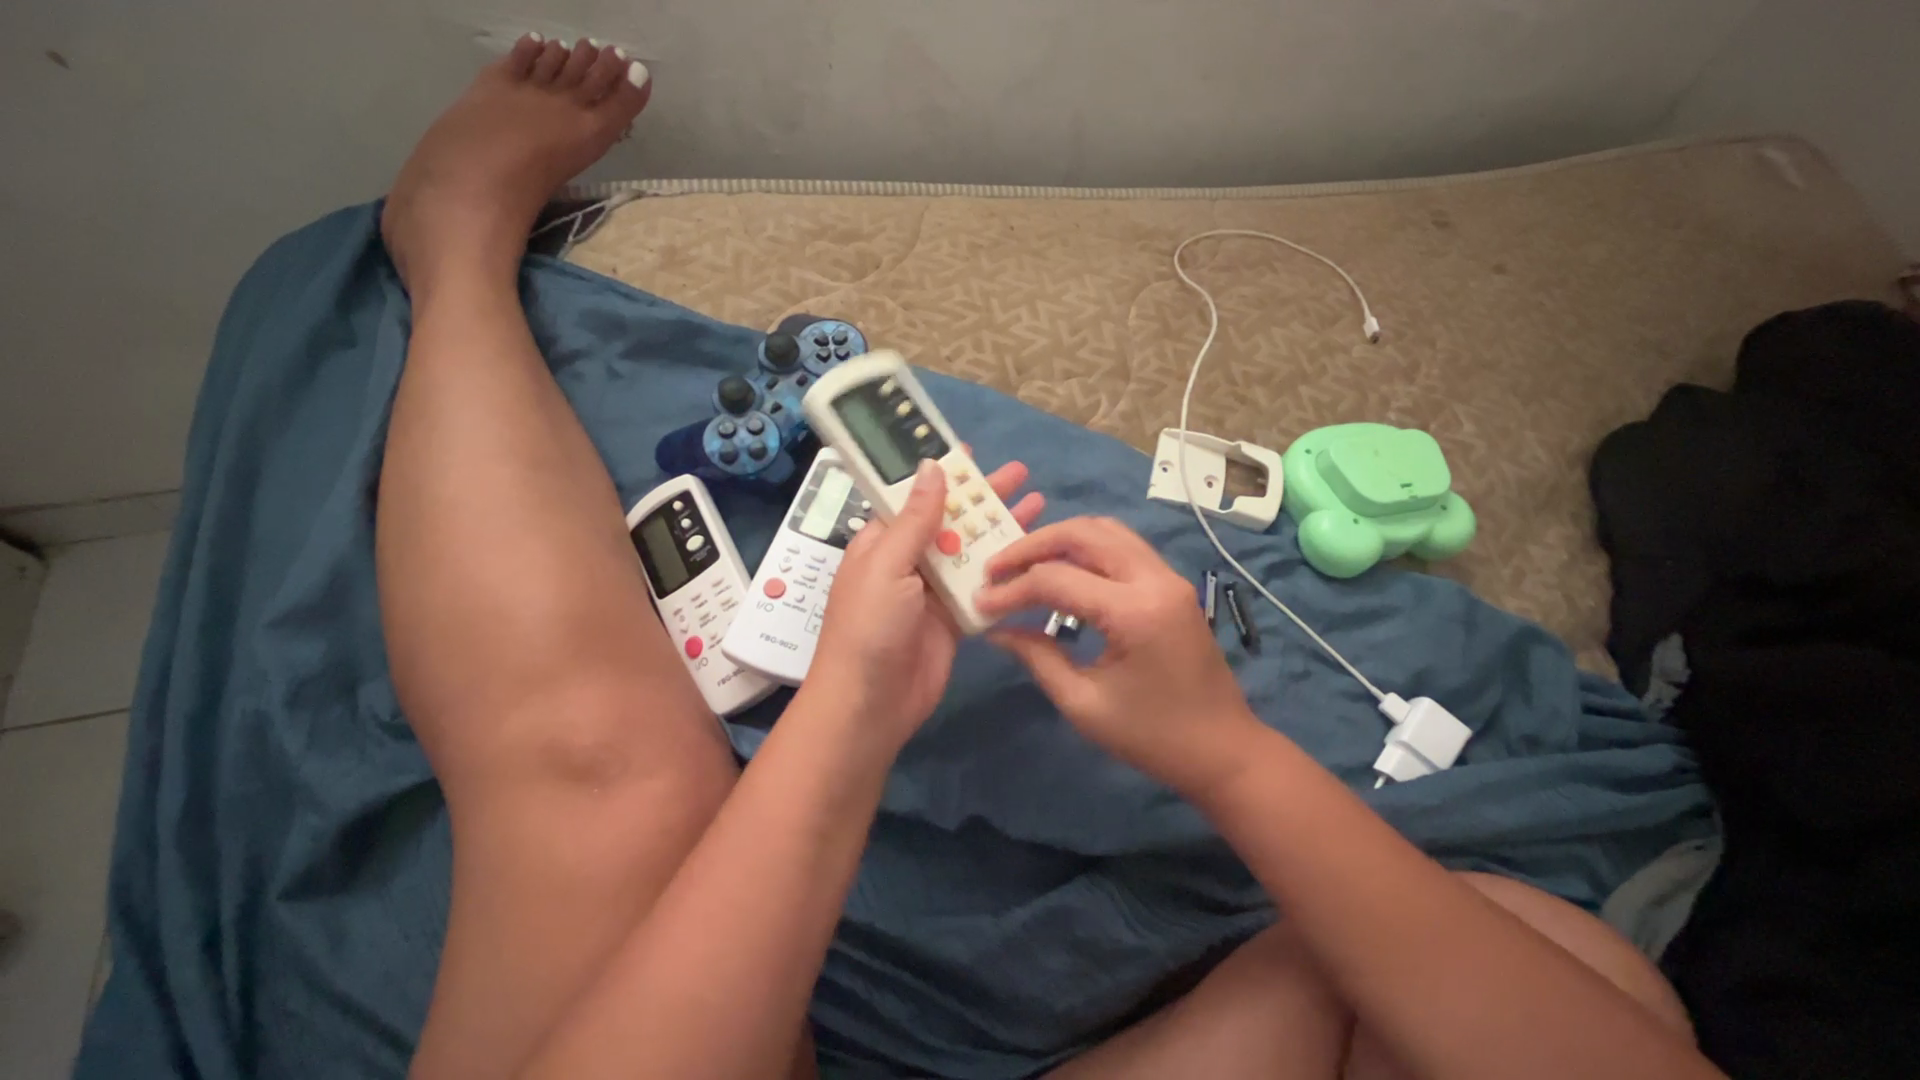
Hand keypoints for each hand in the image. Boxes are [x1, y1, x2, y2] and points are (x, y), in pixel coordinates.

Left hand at [800, 457, 1044, 750]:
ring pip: (972, 551)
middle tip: (1020, 473)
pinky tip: (1036, 555)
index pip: (913, 496)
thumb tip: (931, 467)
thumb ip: (914, 519)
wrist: (870, 704)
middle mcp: (908, 561)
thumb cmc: (869, 627)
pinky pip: (984, 587)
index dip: (941, 474)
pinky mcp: (954, 620)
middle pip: (950, 520)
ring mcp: (933, 592)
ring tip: (1038, 503)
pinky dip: (1007, 571)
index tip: (971, 452)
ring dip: (1001, 529)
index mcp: (881, 542)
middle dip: (982, 496)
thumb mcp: (887, 565)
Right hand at [974, 517, 1261, 794]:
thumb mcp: (1084, 704)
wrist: (1224, 750)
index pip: (1057, 579)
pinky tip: (1061, 571)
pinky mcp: (1172, 585)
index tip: (981, 604)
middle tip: (996, 567)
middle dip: (1032, 546)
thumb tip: (997, 629)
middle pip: (1083, 533)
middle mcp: (1154, 580)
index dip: (1012, 589)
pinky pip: (1123, 547)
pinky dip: (1086, 549)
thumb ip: (1038, 658)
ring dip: (1060, 540)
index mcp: (1134, 612)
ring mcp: (1168, 578)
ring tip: (1023, 565)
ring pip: (1106, 530)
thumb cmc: (1152, 738)